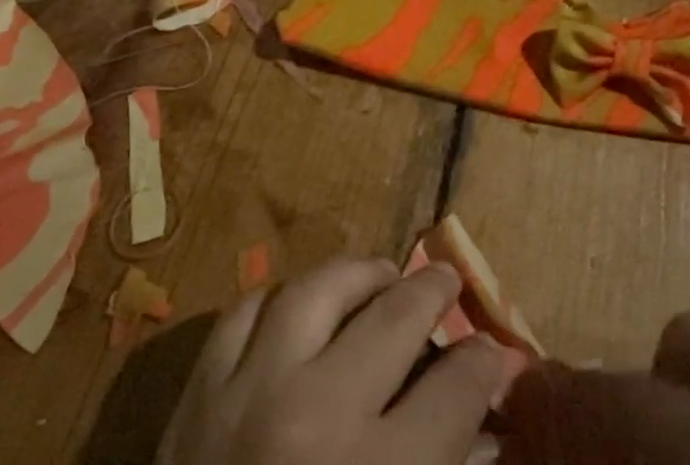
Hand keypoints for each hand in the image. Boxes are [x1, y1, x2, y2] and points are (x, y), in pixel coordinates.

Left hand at [157, 257, 515, 464]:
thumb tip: (486, 409)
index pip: (457, 388)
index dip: (484, 363)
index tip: (491, 351)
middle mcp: (319, 414)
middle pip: (394, 319)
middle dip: (434, 292)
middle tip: (446, 279)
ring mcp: (251, 392)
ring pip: (316, 292)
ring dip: (358, 274)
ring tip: (380, 276)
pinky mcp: (199, 390)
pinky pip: (244, 311)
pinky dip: (281, 298)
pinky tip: (302, 305)